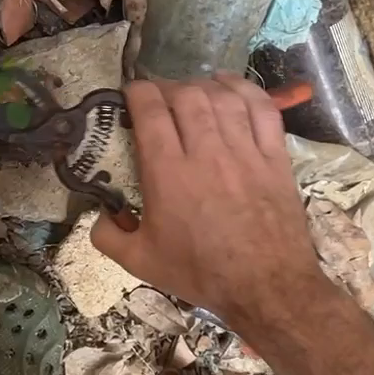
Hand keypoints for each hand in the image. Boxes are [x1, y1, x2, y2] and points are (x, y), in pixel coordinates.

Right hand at [90, 73, 331, 331]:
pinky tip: (228, 86)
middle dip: (166, 86)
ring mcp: (245, 152)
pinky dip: (244, 89)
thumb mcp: (139, 261)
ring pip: (221, 97)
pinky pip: (262, 108)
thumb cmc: (200, 271)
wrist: (268, 289)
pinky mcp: (275, 157)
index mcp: (167, 173)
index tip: (129, 95)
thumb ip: (106, 235)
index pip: (150, 110)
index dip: (136, 92)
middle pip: (185, 95)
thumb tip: (99, 213)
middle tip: (157, 97)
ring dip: (201, 85)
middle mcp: (206, 153)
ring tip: (189, 92)